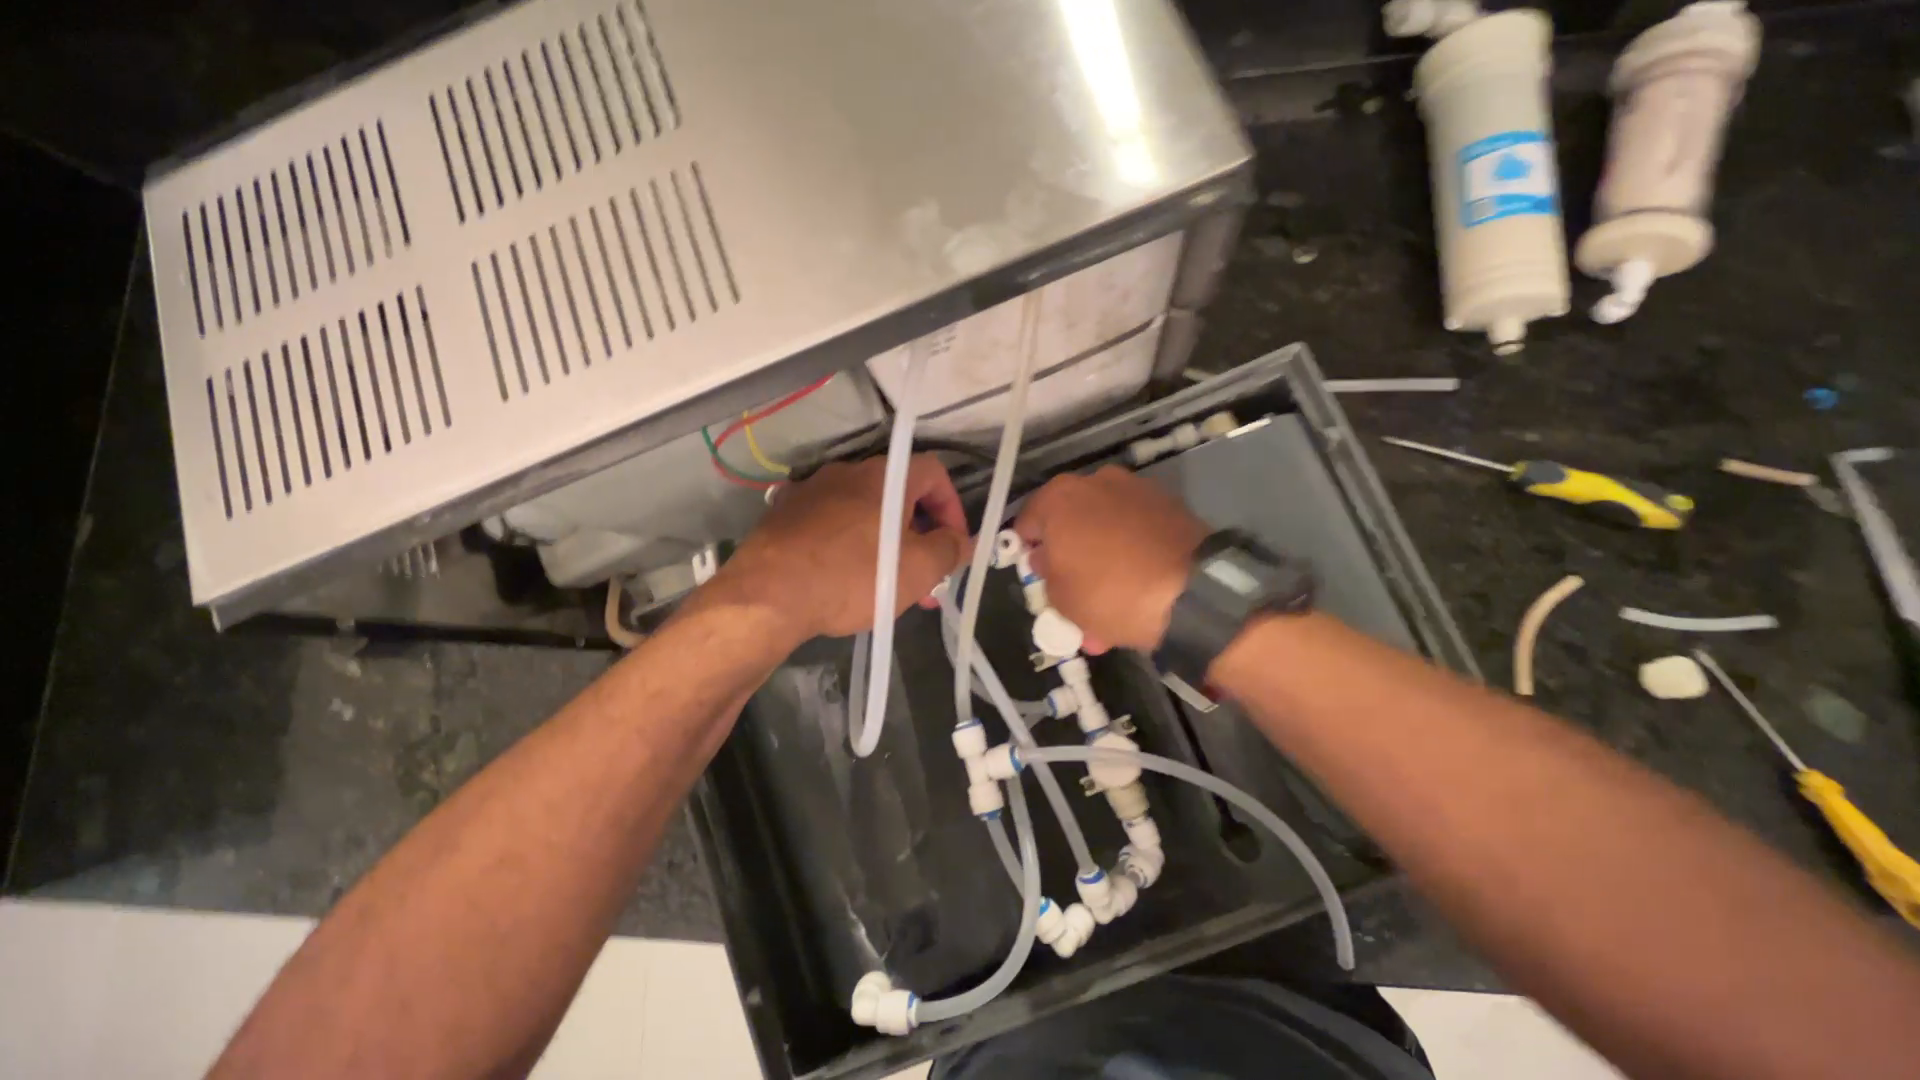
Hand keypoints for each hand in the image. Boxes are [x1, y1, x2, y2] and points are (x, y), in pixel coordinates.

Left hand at [699, 454, 970, 642]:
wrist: (769, 594)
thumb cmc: (852, 576)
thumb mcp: (917, 569)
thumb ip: (950, 550)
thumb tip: (964, 541)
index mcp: (884, 476)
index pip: (933, 472)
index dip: (952, 507)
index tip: (952, 545)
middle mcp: (847, 472)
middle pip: (898, 494)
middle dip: (919, 535)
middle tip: (925, 577)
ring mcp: (811, 490)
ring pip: (863, 512)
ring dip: (885, 543)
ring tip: (888, 586)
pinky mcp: (784, 515)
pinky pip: (830, 524)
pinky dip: (848, 545)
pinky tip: (844, 578)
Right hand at [1014, 465, 1206, 650]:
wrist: (1192, 591)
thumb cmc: (1109, 592)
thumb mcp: (1060, 598)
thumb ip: (1046, 573)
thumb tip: (1047, 559)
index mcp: (1059, 498)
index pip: (1027, 522)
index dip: (1028, 552)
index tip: (1038, 576)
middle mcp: (1096, 482)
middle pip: (1070, 522)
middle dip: (1070, 556)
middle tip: (1073, 592)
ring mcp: (1137, 490)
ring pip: (1106, 529)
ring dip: (1103, 558)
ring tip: (1110, 603)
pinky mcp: (1170, 505)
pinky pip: (1137, 532)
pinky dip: (1133, 554)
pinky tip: (1137, 589)